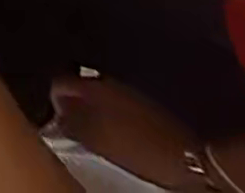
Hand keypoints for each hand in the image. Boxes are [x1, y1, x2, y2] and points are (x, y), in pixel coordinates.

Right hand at [50, 75, 205, 189]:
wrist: (194, 163)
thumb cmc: (140, 148)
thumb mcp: (97, 138)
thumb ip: (69, 122)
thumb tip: (54, 112)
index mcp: (92, 84)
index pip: (58, 81)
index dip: (51, 96)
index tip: (50, 110)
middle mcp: (108, 81)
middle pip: (77, 85)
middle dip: (71, 99)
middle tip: (67, 118)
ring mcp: (130, 93)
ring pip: (97, 94)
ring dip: (90, 107)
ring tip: (90, 125)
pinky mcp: (146, 106)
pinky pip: (116, 103)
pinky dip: (108, 112)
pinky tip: (113, 128)